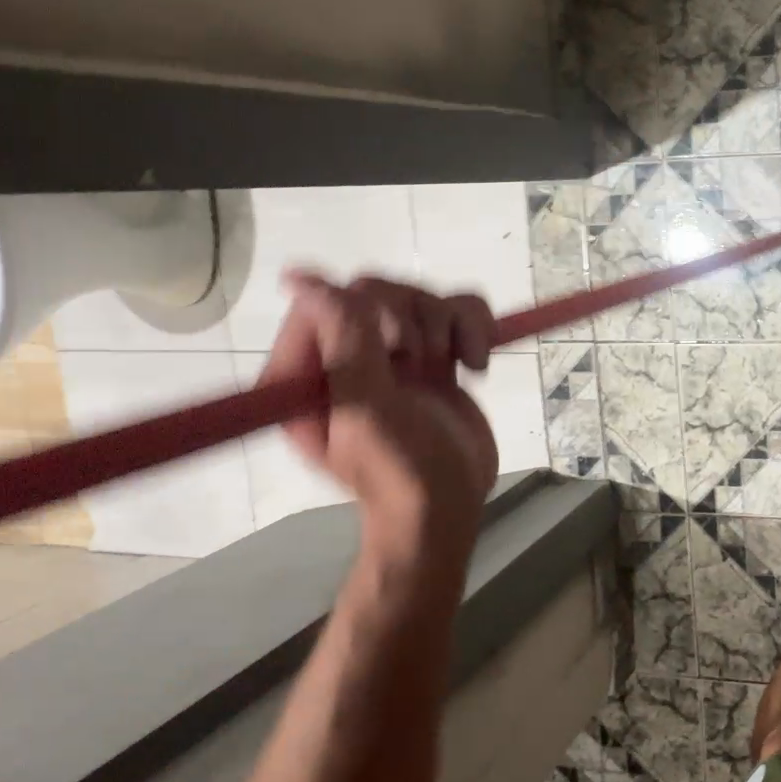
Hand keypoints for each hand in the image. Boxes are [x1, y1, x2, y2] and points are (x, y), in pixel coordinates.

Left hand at [259, 272, 498, 552]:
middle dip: (419, 320)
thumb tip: (302, 277)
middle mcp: (346, 357)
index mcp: (306, 371)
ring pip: (426, 299)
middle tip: (429, 362)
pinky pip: (460, 312)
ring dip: (454, 327)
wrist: (450, 504)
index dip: (369, 308)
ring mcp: (394, 357)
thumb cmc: (400, 470)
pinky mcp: (436, 359)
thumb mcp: (367, 409)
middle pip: (382, 292)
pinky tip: (478, 364)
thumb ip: (343, 341)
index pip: (325, 301)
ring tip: (462, 367)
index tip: (399, 345)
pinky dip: (477, 329)